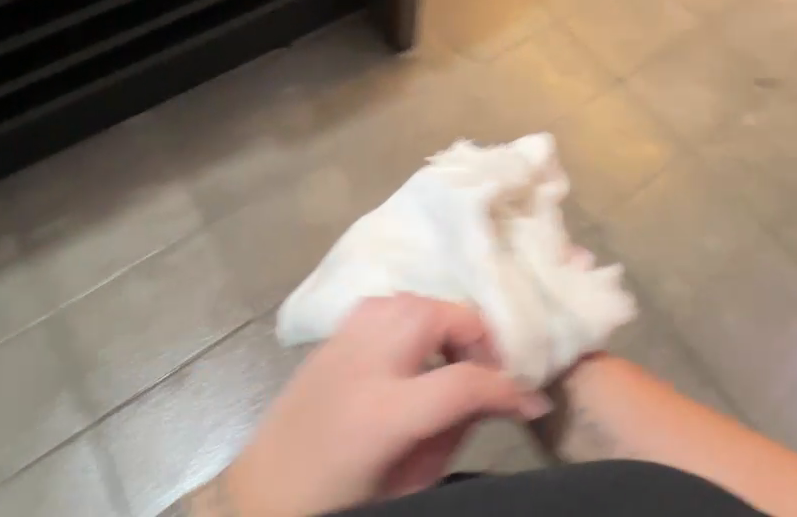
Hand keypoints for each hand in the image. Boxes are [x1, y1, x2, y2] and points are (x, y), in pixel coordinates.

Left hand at [221, 294, 550, 516]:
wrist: (264, 495)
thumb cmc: (342, 501)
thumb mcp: (408, 484)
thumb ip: (454, 432)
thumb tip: (496, 396)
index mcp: (381, 415)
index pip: (462, 382)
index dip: (507, 389)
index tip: (531, 400)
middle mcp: (362, 363)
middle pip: (434, 314)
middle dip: (474, 333)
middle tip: (488, 368)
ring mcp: (341, 342)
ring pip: (408, 299)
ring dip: (442, 319)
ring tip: (453, 355)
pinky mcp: (330, 336)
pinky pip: (381, 304)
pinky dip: (410, 315)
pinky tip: (415, 347)